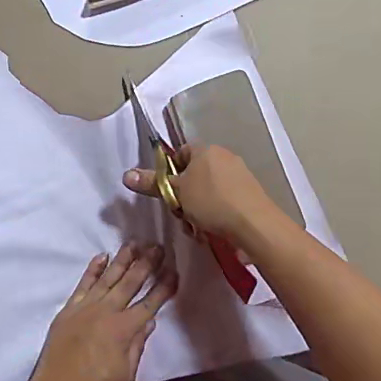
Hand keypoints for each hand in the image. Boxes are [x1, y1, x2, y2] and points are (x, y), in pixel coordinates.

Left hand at [19, 245, 176, 380]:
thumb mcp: (126, 377)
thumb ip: (137, 346)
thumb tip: (148, 321)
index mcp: (124, 330)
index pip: (149, 303)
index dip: (163, 287)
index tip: (174, 271)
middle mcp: (106, 312)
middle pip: (130, 282)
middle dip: (146, 263)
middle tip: (158, 246)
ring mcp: (85, 308)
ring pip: (108, 277)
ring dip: (122, 259)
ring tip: (135, 243)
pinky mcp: (68, 310)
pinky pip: (83, 283)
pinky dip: (93, 269)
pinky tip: (102, 256)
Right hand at [122, 144, 287, 255]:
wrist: (255, 225)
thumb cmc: (211, 202)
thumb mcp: (176, 193)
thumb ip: (152, 183)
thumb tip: (126, 175)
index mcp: (206, 150)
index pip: (180, 153)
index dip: (170, 172)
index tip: (167, 192)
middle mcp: (224, 157)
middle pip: (193, 175)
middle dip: (183, 197)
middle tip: (181, 214)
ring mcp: (239, 176)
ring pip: (207, 192)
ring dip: (197, 210)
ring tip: (196, 228)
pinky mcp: (249, 195)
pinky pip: (223, 201)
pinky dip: (215, 215)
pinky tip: (212, 231)